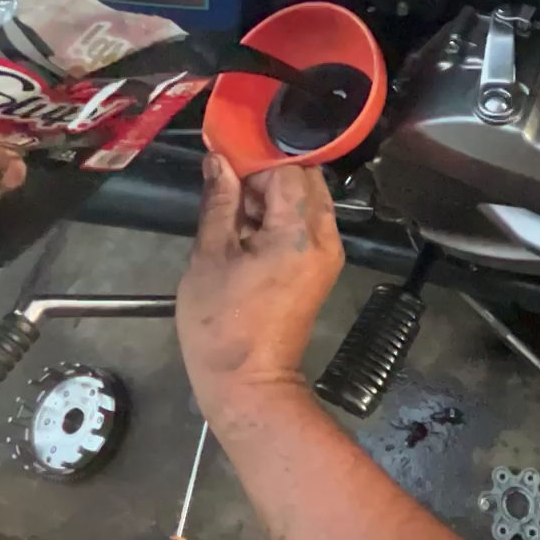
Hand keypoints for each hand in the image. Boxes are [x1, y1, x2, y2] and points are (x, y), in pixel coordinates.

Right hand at [176, 156, 342, 418]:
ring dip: (274, 193)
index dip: (256, 158)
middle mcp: (326, 237)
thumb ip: (219, 202)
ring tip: (234, 206)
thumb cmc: (222, 325)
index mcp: (300, 233)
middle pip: (306, 180)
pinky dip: (282, 214)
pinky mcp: (323, 266)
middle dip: (267, 173)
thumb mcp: (210, 256)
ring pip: (308, 199)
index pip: (288, 169)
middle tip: (228, 183)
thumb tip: (218, 160)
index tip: (225, 155)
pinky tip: (249, 225)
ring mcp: (329, 253)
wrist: (249, 384)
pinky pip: (307, 222)